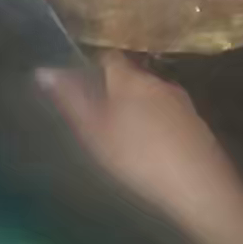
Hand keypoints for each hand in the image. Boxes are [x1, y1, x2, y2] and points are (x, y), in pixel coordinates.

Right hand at [39, 53, 242, 232]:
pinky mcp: (195, 121)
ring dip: (129, 103)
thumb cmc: (135, 154)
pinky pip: (162, 108)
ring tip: (115, 129)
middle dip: (108, 87)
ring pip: (145, 92)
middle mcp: (157, 81)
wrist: (199, 187)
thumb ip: (68, 98)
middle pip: (127, 75)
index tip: (75, 81)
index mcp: (129, 79)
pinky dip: (148, 117)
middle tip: (90, 111)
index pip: (107, 56)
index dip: (89, 64)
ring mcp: (180, 101)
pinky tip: (142, 141)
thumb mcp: (91, 129)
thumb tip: (43, 71)